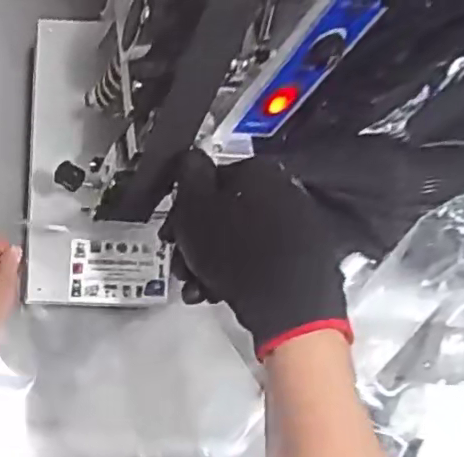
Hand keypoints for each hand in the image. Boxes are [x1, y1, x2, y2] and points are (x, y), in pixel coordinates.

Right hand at [164, 151, 349, 357]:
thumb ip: (188, 177)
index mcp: (254, 170)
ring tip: (194, 285)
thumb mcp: (195, 210)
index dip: (179, 213)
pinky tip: (214, 291)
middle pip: (218, 213)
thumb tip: (187, 156)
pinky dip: (228, 274)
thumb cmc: (234, 252)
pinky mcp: (294, 251)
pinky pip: (249, 258)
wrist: (282, 294)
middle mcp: (277, 187)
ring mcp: (289, 220)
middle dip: (192, 243)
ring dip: (204, 264)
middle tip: (180, 264)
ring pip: (230, 240)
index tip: (169, 236)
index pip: (204, 183)